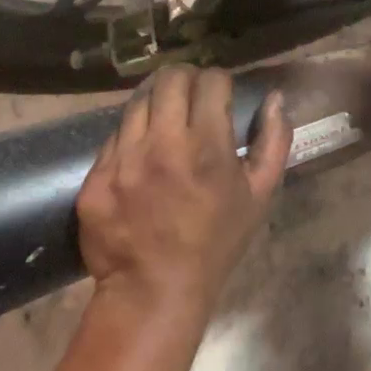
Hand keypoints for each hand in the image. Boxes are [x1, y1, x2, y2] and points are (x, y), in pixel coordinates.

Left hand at [75, 66, 290, 315]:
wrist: (154, 292)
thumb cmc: (215, 243)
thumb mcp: (259, 195)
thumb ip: (274, 140)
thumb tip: (275, 98)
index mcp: (205, 147)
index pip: (211, 81)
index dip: (220, 82)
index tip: (221, 94)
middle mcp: (161, 145)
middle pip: (170, 78)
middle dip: (186, 79)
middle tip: (191, 96)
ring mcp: (122, 160)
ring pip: (138, 101)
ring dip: (156, 103)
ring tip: (164, 120)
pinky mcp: (95, 177)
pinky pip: (114, 136)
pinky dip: (132, 135)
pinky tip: (142, 153)